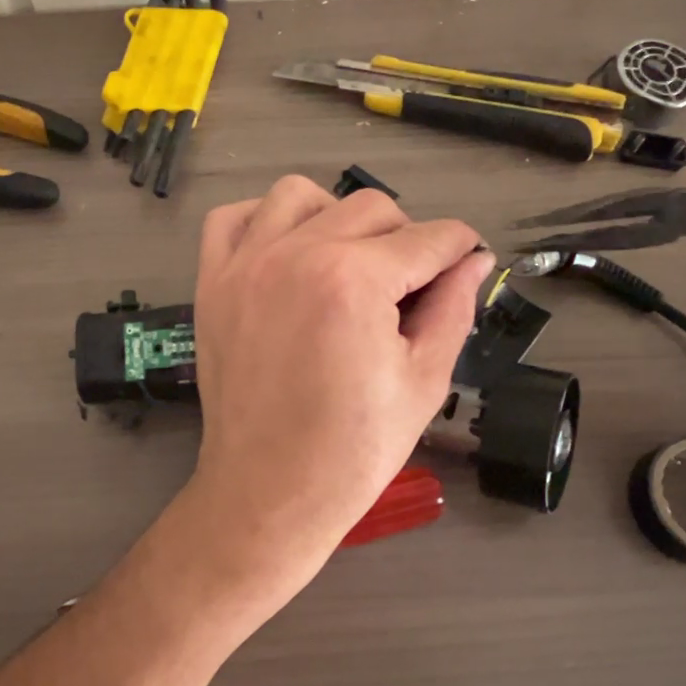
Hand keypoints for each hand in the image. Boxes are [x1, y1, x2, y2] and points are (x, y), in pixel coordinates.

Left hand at [180, 177, 495, 591]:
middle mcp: (296, 254)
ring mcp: (246, 264)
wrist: (269, 490)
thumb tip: (473, 261)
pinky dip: (263, 221)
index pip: (429, 237)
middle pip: (372, 207)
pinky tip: (287, 252)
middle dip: (407, 239)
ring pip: (300, 195)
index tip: (468, 261)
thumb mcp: (424, 380)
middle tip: (411, 286)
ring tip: (349, 263)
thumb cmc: (354, 449)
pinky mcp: (213, 282)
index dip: (461, 249)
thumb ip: (453, 307)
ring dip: (336, 217)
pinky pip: (233, 218)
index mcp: (354, 280)